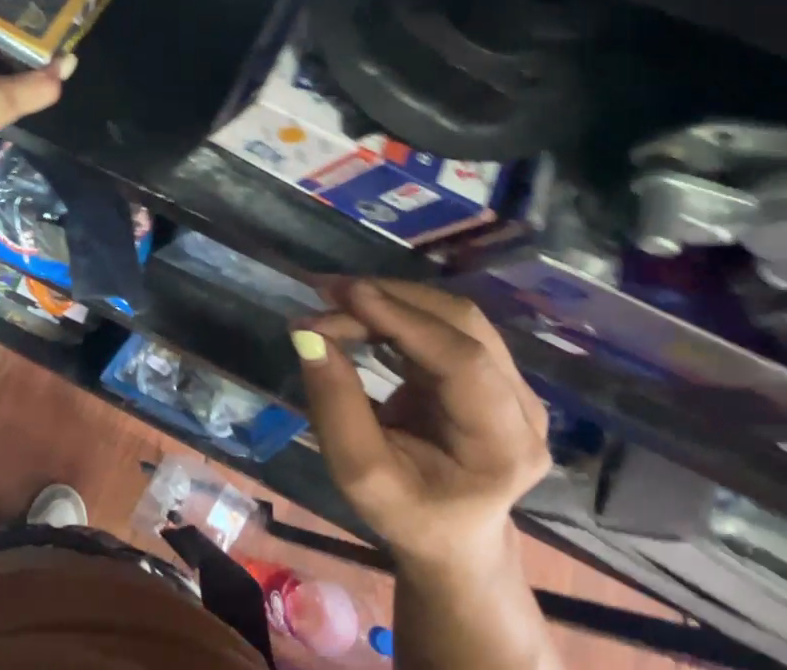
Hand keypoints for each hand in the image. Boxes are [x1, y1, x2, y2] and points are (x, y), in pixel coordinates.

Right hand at [293, 280, 550, 568]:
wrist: (451, 537)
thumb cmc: (405, 512)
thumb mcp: (357, 471)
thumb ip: (335, 403)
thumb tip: (307, 336)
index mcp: (503, 444)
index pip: (464, 361)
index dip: (403, 320)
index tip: (342, 294)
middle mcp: (524, 409)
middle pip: (463, 326)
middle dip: (389, 300)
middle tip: (321, 294)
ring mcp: (513, 389)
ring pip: (455, 318)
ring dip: (391, 300)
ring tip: (331, 300)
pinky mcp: (491, 377)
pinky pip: (445, 328)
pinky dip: (397, 313)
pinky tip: (358, 315)